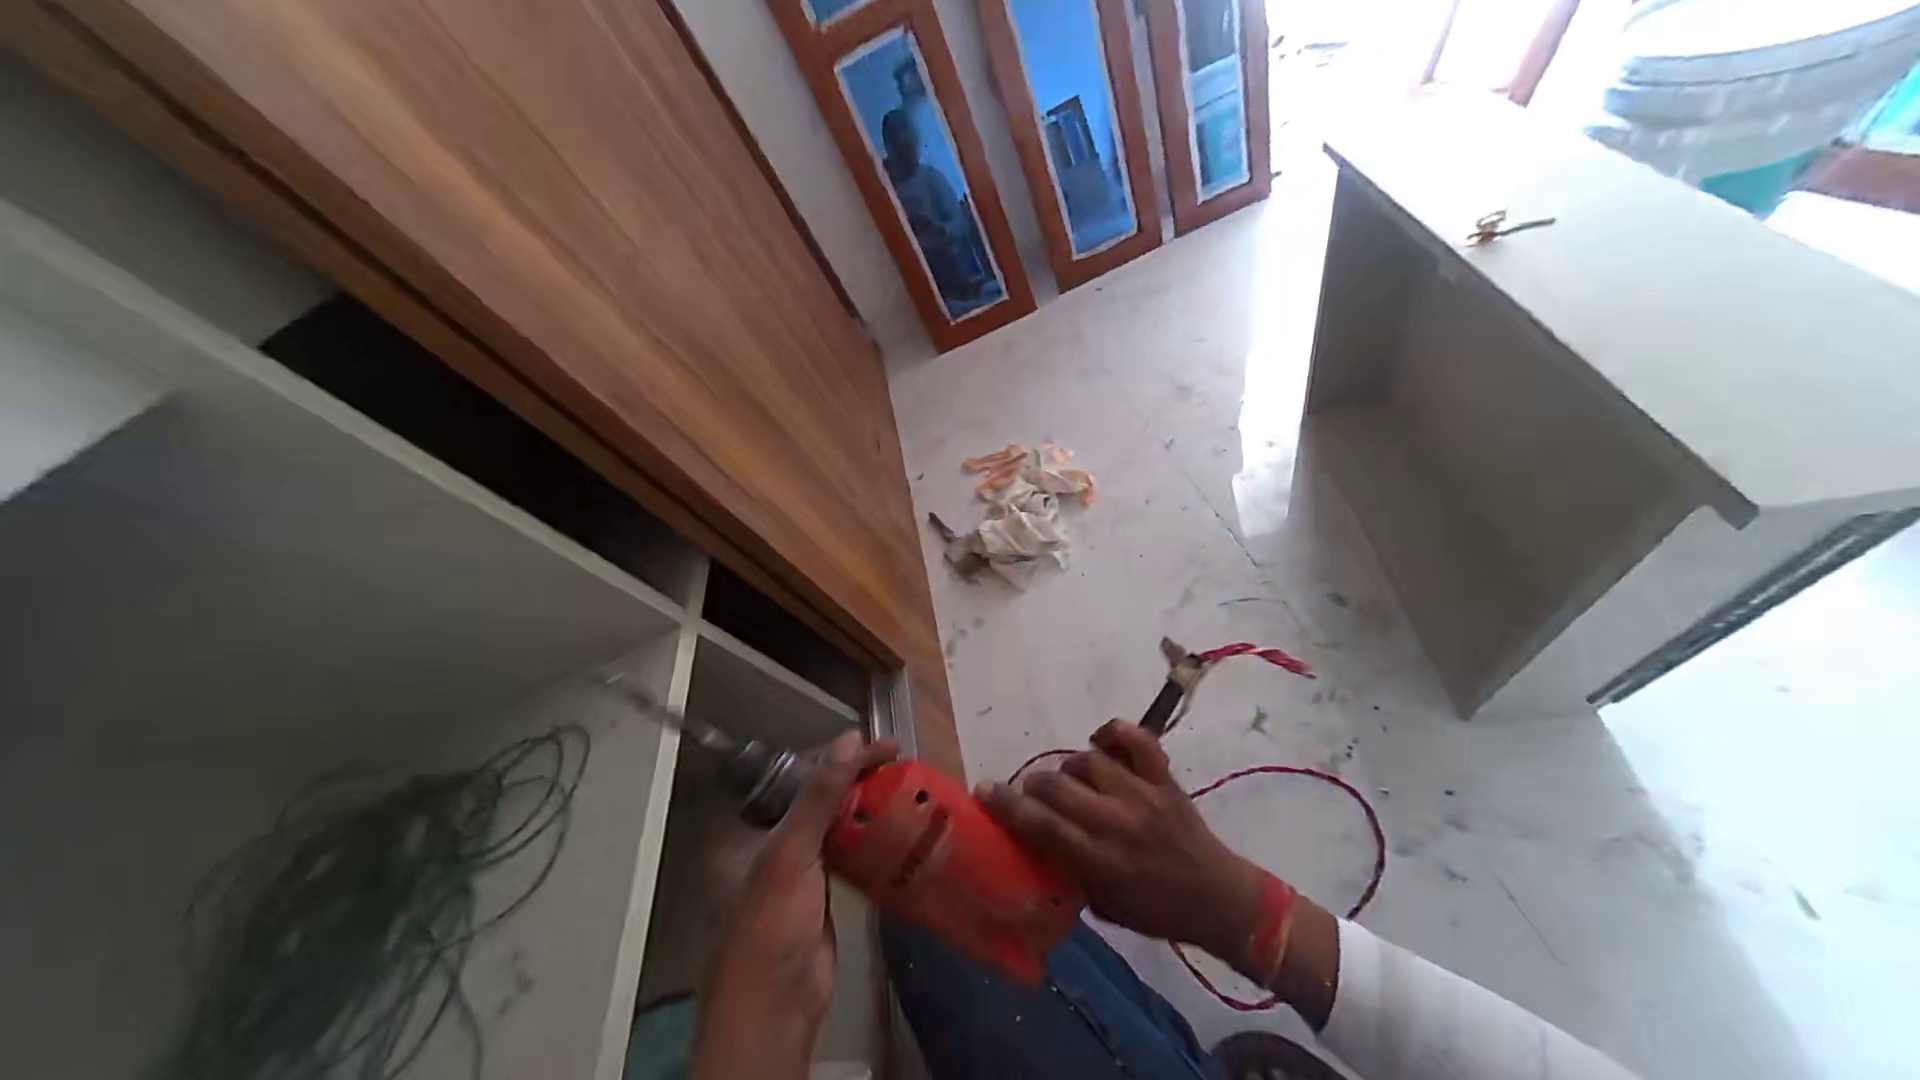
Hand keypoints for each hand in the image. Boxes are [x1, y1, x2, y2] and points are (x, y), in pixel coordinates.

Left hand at [690, 733, 897, 1079]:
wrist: (777, 1010)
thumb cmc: (771, 924)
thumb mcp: (790, 852)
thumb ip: (820, 795)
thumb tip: (851, 738)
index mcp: (749, 827)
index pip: (795, 775)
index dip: (834, 756)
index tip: (874, 744)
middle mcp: (769, 841)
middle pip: (817, 796)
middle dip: (855, 776)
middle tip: (897, 759)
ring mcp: (797, 867)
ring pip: (835, 822)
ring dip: (865, 803)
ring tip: (903, 782)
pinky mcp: (822, 890)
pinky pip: (847, 851)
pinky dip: (869, 834)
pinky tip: (896, 822)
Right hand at [975, 720, 1265, 964]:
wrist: (1220, 900)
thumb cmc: (1157, 910)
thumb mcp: (1105, 905)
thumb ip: (1070, 870)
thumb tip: (1035, 840)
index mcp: (1101, 861)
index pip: (1042, 826)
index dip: (1006, 805)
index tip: (983, 789)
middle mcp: (1118, 822)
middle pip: (1058, 786)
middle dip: (1034, 786)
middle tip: (1033, 794)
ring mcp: (1144, 795)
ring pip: (1088, 760)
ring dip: (1070, 768)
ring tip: (1073, 781)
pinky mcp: (1165, 779)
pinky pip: (1136, 739)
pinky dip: (1112, 732)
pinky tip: (1100, 742)